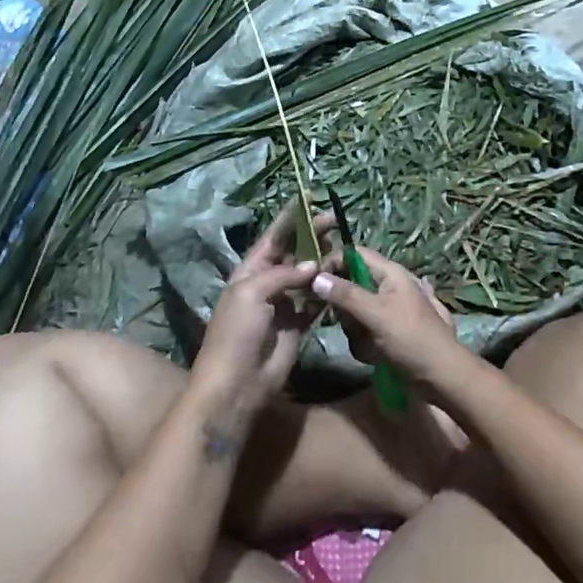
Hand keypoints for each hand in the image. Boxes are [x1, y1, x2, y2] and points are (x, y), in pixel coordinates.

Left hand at [190, 205, 335, 414]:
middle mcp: (267, 283)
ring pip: (308, 277)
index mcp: (250, 271)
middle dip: (313, 237)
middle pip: (294, 254)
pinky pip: (316, 302)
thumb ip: (284, 275)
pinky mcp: (298, 325)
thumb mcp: (251, 293)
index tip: (307, 199)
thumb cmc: (236, 333)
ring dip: (324, 263)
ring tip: (345, 248)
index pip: (272, 238)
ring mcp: (284, 304)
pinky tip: (343, 278)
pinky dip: (328, 291)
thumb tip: (315, 265)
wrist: (237, 383)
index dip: (289, 219)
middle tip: (336, 222)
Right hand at [311, 248, 470, 384]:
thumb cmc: (412, 340)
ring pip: (354, 312)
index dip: (334, 263)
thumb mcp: (376, 314)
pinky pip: (363, 330)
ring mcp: (389, 310)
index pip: (354, 254)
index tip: (316, 282)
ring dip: (356, 331)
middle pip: (351, 285)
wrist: (443, 378)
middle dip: (346, 308)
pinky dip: (365, 343)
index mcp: (391, 273)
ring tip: (369, 344)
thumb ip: (345, 294)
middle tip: (352, 323)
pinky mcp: (388, 331)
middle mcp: (389, 287)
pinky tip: (374, 355)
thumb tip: (316, 277)